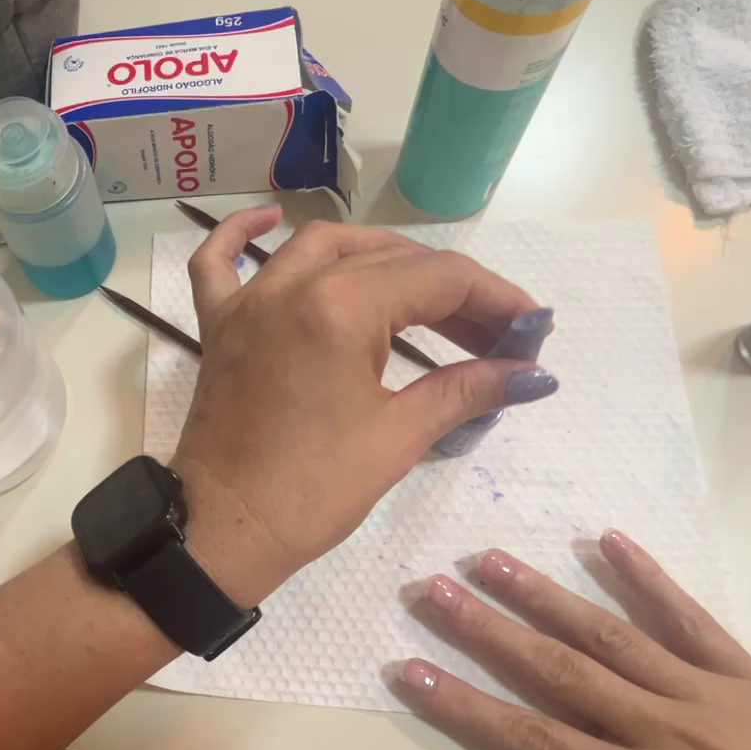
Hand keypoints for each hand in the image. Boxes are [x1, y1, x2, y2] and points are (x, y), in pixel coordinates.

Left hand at [170, 204, 551, 607]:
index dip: (495, 298)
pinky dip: (240, 237)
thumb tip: (532, 374)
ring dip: (376, 257)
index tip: (531, 329)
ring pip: (319, 248)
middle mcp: (289, 287)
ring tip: (423, 293)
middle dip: (449, 290)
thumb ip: (466, 390)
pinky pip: (218, 264)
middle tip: (490, 332)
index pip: (436, 278)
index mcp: (339, 308)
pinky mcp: (218, 326)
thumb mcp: (398, 437)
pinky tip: (268, 219)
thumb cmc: (312, 491)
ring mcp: (246, 303)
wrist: (223, 531)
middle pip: (386, 260)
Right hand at [390, 531, 750, 749]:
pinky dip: (648, 578)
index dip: (462, 704)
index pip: (529, 739)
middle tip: (431, 586)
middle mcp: (669, 731)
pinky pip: (693, 620)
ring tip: (489, 557)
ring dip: (543, 592)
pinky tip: (609, 540)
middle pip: (556, 668)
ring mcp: (713, 696)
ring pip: (609, 632)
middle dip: (484, 627)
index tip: (409, 668)